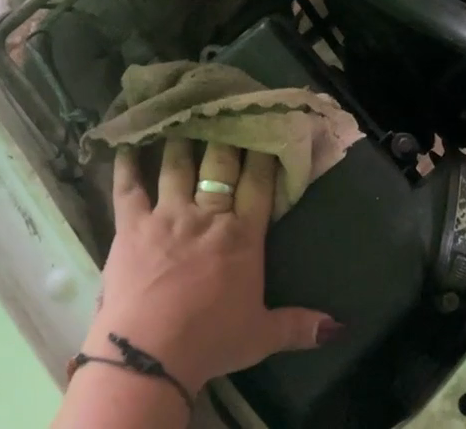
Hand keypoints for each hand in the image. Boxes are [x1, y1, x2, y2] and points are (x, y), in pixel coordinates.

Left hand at [88, 139, 341, 393]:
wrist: (149, 354)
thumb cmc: (209, 342)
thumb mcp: (261, 336)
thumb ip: (299, 325)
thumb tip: (338, 326)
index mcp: (242, 235)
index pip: (258, 183)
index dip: (263, 154)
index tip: (266, 128)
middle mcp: (208, 214)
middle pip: (220, 163)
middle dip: (227, 135)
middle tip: (228, 110)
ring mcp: (168, 215)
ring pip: (177, 166)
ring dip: (182, 140)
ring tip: (184, 117)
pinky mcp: (131, 225)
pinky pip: (128, 187)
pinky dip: (127, 163)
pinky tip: (128, 142)